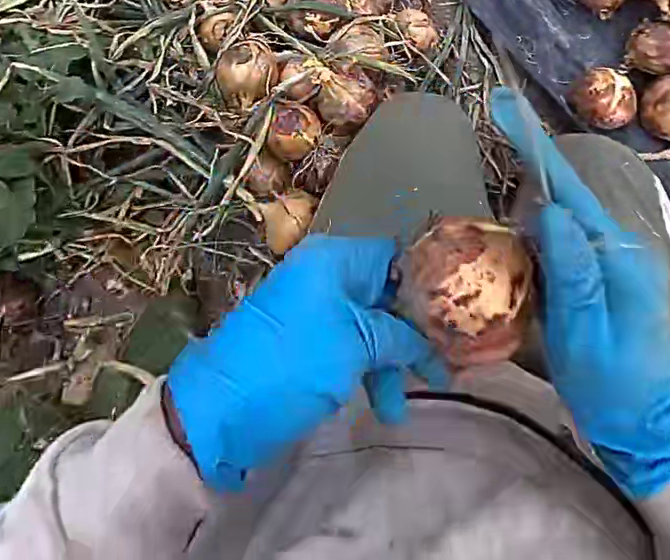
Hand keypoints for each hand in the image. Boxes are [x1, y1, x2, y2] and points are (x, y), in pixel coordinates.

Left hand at [166, 234, 447, 490]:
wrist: (217, 413)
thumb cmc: (293, 364)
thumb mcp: (356, 346)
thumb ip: (400, 335)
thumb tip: (429, 336)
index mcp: (335, 259)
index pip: (394, 256)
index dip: (424, 285)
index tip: (452, 315)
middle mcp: (325, 274)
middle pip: (384, 293)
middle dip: (410, 333)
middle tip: (438, 366)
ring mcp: (314, 308)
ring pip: (369, 324)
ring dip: (390, 361)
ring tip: (400, 406)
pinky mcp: (306, 339)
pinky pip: (349, 343)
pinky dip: (367, 368)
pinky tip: (380, 403)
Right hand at [492, 89, 669, 497]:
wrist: (649, 434)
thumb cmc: (615, 391)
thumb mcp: (586, 338)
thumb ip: (574, 271)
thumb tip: (553, 208)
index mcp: (620, 256)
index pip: (570, 191)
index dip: (535, 146)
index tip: (505, 105)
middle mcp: (620, 247)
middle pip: (565, 197)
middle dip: (530, 178)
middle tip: (503, 168)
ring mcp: (613, 260)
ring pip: (561, 219)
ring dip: (530, 214)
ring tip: (515, 230)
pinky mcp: (603, 275)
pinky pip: (564, 243)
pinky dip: (538, 241)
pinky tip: (524, 257)